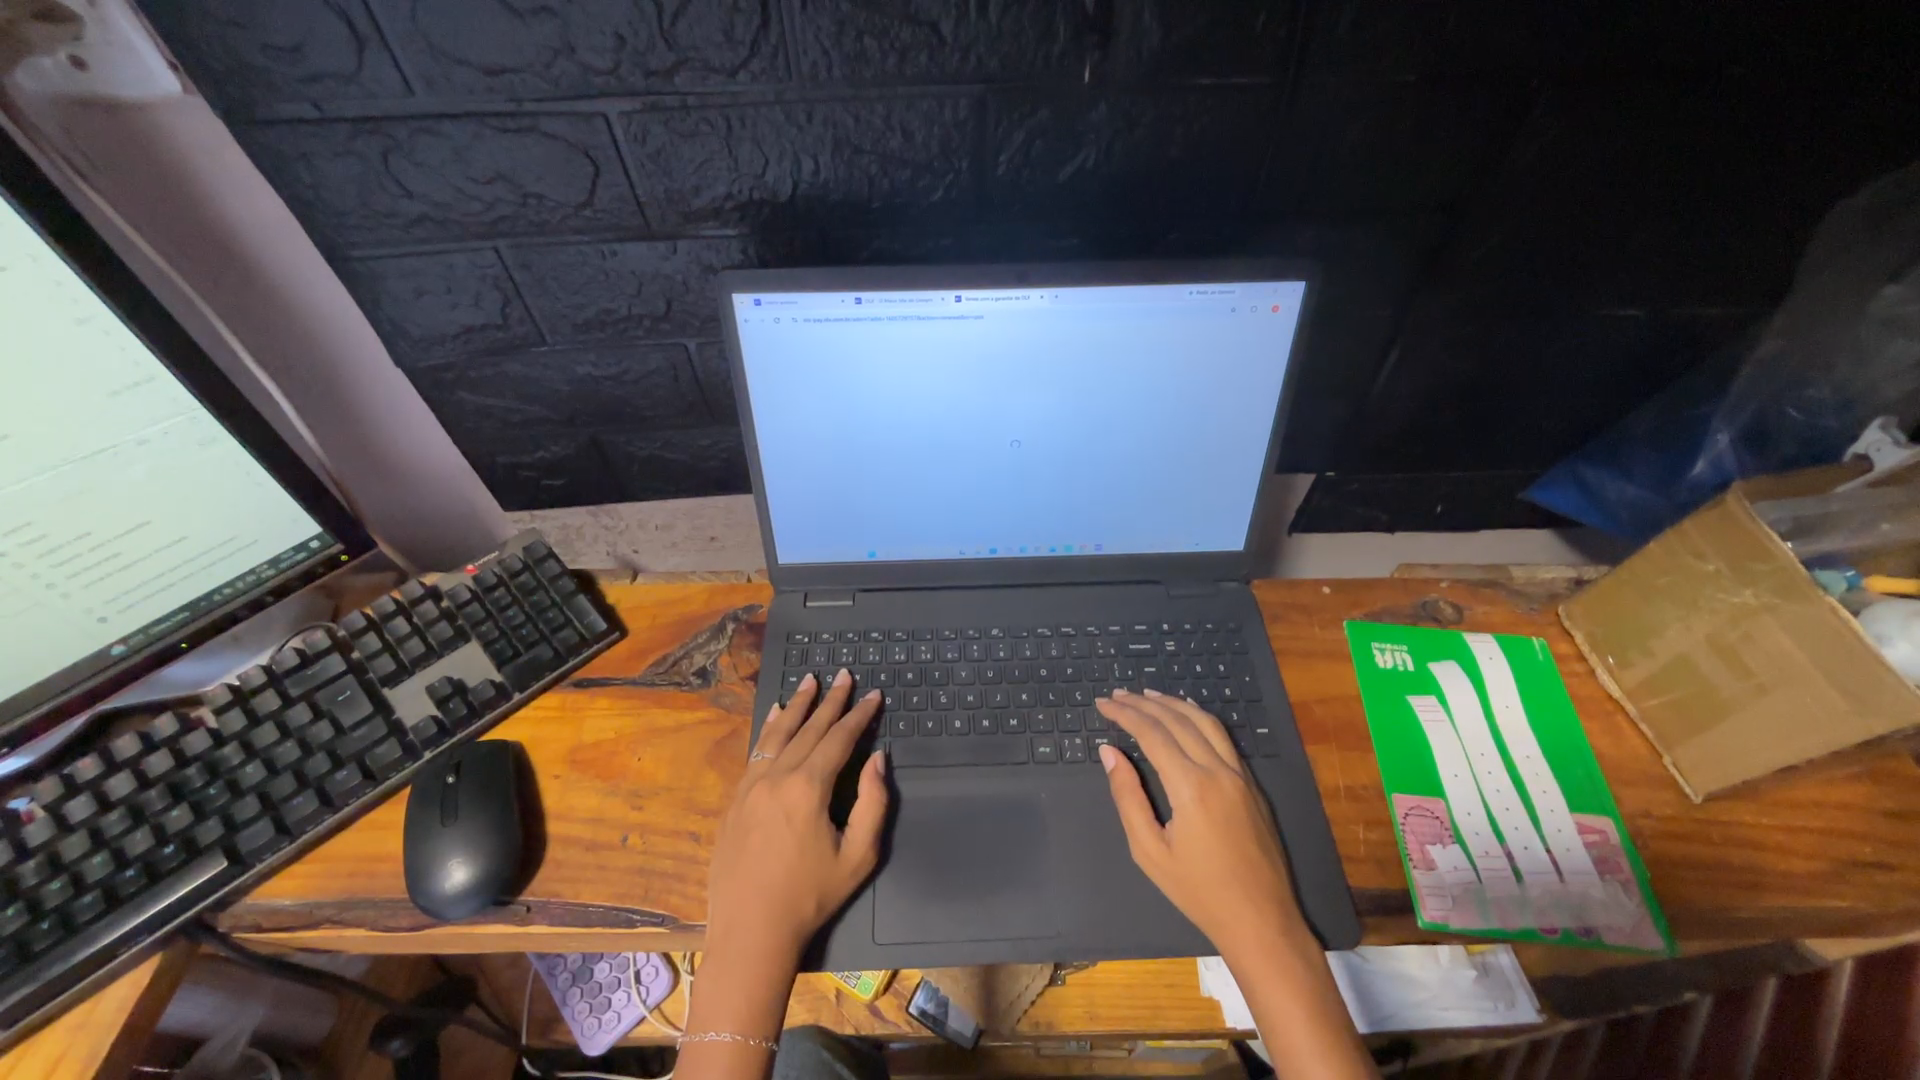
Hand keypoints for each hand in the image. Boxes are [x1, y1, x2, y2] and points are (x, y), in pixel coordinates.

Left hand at [706, 669, 887, 960]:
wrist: (750, 932)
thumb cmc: (810, 897)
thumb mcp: (858, 856)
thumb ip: (873, 802)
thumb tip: (877, 758)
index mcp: (808, 788)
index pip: (839, 739)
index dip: (859, 715)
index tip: (873, 694)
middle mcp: (776, 777)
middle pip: (808, 729)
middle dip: (830, 700)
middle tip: (844, 674)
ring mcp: (750, 786)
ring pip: (778, 734)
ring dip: (797, 705)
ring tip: (810, 681)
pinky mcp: (735, 800)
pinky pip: (756, 752)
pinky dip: (770, 729)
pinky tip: (776, 715)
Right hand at [1095, 689, 1305, 952]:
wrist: (1260, 919)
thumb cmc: (1198, 891)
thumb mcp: (1149, 851)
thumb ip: (1127, 797)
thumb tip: (1110, 753)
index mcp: (1191, 787)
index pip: (1152, 734)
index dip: (1125, 714)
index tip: (1103, 704)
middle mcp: (1219, 771)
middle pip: (1178, 721)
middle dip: (1145, 703)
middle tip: (1118, 695)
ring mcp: (1240, 775)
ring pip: (1206, 722)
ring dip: (1174, 703)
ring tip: (1148, 695)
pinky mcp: (1252, 785)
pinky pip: (1224, 738)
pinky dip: (1199, 718)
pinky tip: (1186, 715)